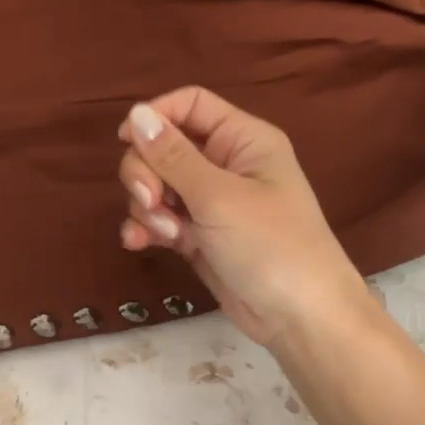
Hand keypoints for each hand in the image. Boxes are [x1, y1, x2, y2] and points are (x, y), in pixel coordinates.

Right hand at [116, 87, 371, 347]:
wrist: (300, 319)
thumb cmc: (271, 246)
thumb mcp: (218, 197)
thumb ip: (172, 156)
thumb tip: (136, 113)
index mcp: (243, 140)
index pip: (189, 105)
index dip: (154, 117)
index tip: (125, 141)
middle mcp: (224, 163)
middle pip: (161, 147)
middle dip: (146, 175)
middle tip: (151, 202)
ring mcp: (209, 201)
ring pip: (154, 184)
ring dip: (146, 207)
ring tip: (166, 233)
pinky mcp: (196, 233)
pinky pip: (157, 217)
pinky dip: (146, 228)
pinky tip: (141, 244)